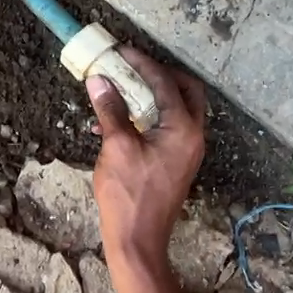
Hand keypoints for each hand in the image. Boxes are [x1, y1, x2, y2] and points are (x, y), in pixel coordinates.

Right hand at [86, 48, 206, 269]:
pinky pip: (166, 127)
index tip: (120, 51)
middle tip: (133, 66)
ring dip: (151, 94)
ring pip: (176, 108)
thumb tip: (99, 80)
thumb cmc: (128, 194)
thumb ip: (110, 109)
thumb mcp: (116, 146)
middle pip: (185, 90)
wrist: (138, 241)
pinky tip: (114, 122)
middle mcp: (192, 136)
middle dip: (160, 73)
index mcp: (184, 129)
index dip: (141, 63)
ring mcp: (186, 150)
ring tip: (121, 87)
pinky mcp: (175, 161)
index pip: (165, 82)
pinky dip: (146, 116)